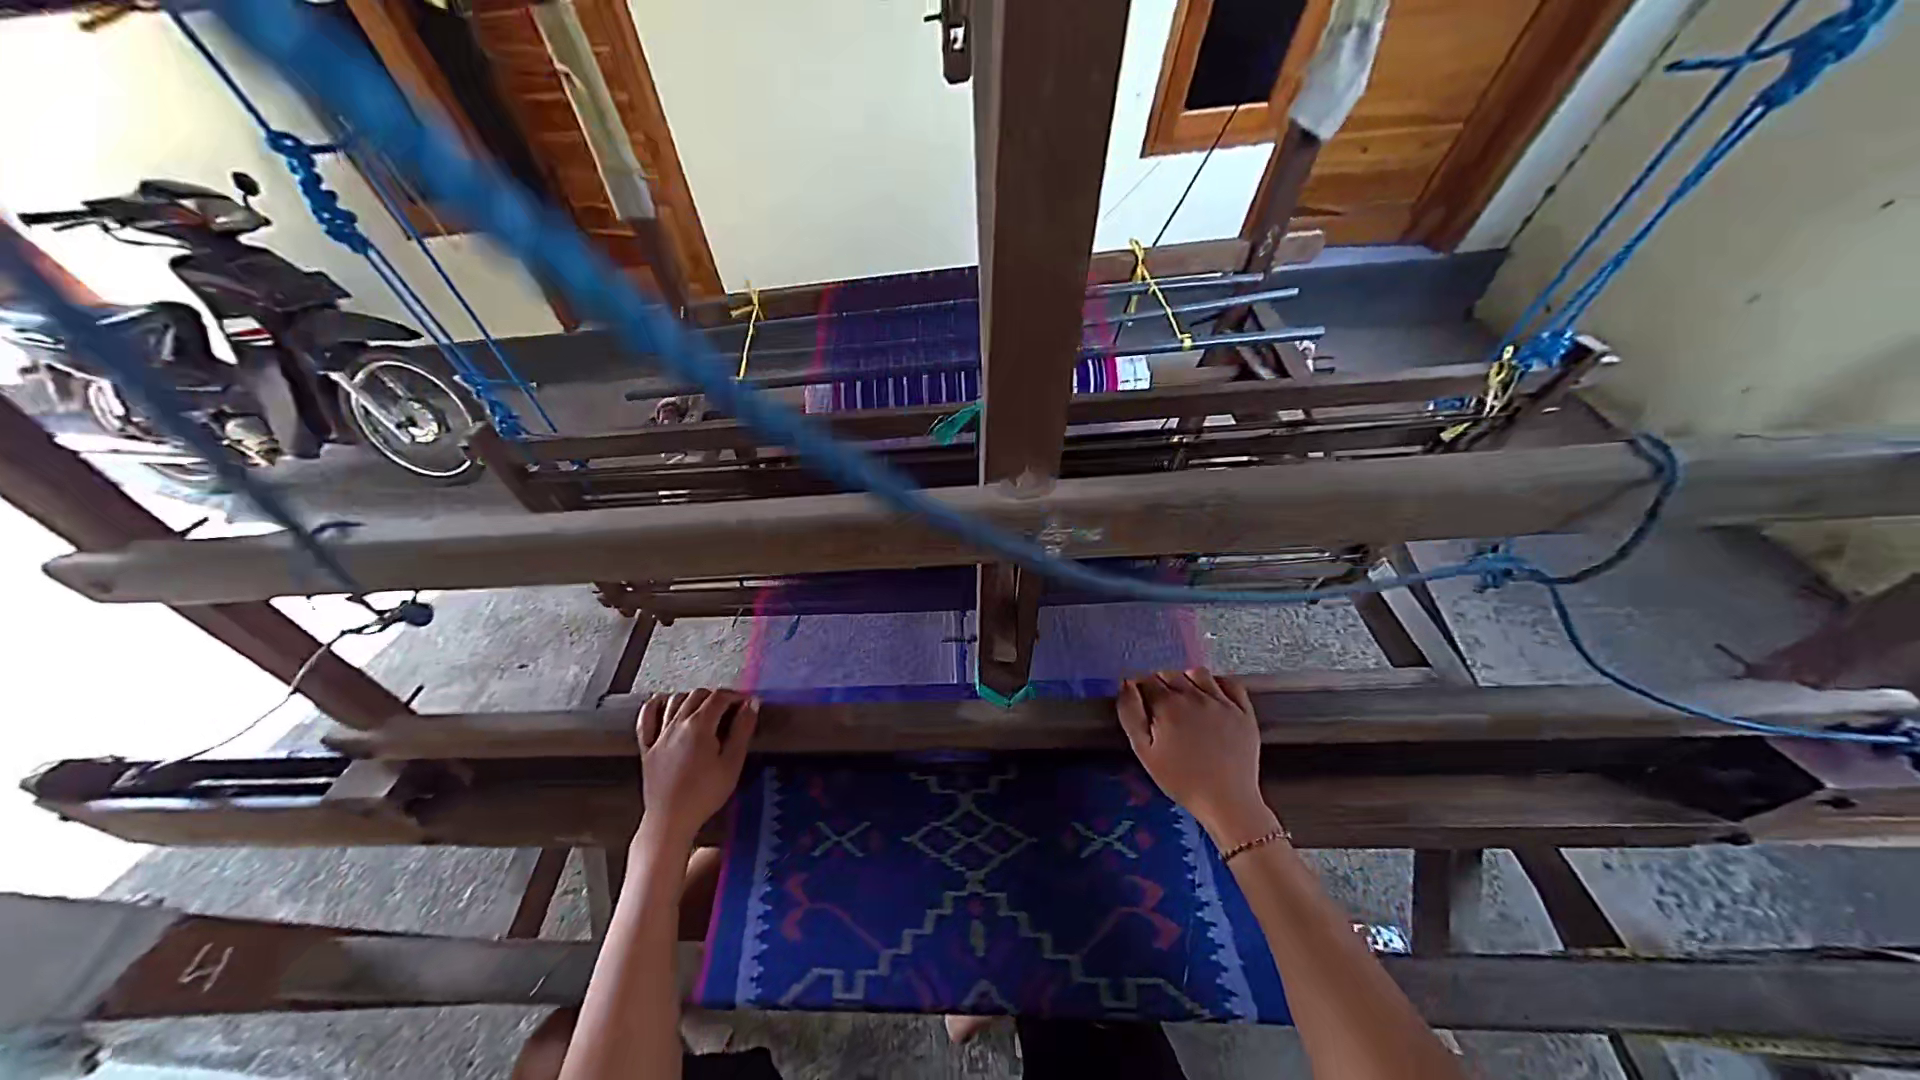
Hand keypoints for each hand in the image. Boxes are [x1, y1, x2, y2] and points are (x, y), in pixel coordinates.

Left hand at [636, 689, 757, 849]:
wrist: (671, 820)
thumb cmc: (705, 794)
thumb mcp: (732, 763)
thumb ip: (743, 729)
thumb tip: (751, 704)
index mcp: (699, 726)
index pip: (719, 697)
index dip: (735, 696)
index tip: (746, 703)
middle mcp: (677, 724)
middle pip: (697, 695)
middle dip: (716, 696)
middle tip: (730, 707)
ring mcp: (659, 735)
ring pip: (674, 700)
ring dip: (691, 697)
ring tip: (704, 706)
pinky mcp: (647, 748)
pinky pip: (646, 717)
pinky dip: (655, 705)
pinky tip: (664, 702)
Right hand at [1117, 669, 1279, 848]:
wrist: (1226, 801)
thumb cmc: (1180, 780)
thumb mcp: (1143, 751)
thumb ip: (1130, 713)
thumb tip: (1126, 684)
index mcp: (1168, 704)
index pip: (1146, 680)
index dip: (1140, 690)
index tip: (1141, 704)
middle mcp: (1195, 695)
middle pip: (1170, 674)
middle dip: (1160, 685)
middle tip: (1161, 710)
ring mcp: (1222, 702)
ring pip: (1198, 674)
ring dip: (1187, 681)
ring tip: (1185, 701)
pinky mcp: (1244, 711)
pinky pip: (1230, 683)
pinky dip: (1218, 684)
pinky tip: (1212, 697)